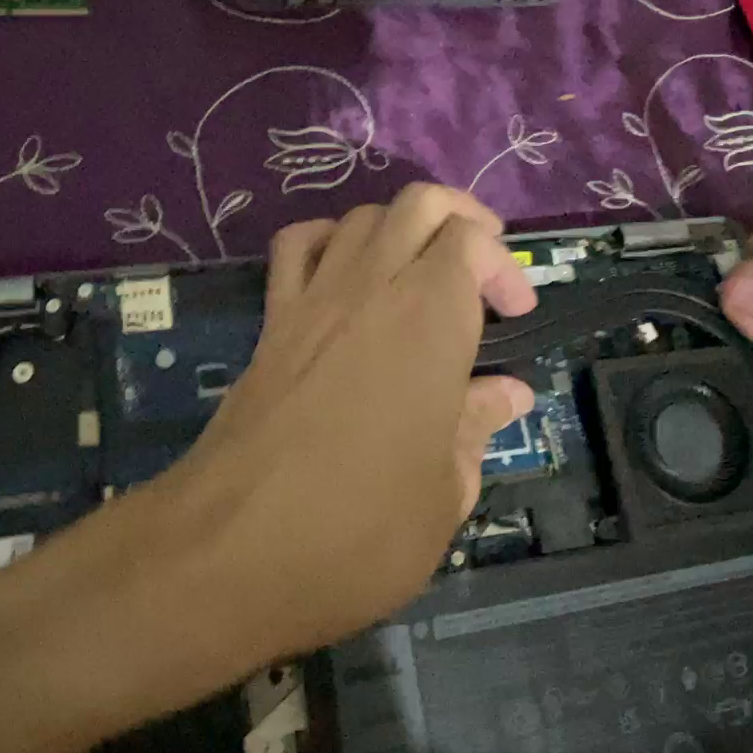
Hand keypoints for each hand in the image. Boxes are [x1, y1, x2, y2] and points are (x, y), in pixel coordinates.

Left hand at [147, 185, 537, 653]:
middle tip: (480, 273)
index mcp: (430, 318)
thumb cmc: (361, 527)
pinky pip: (296, 248)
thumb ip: (477, 427)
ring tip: (420, 274)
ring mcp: (312, 299)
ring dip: (400, 228)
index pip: (472, 242)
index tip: (517, 317)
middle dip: (462, 221)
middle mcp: (370, 287)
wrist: (235, 546)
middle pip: (419, 205)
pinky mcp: (270, 323)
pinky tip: (344, 274)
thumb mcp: (446, 491)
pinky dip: (327, 240)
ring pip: (360, 217)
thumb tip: (506, 394)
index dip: (504, 269)